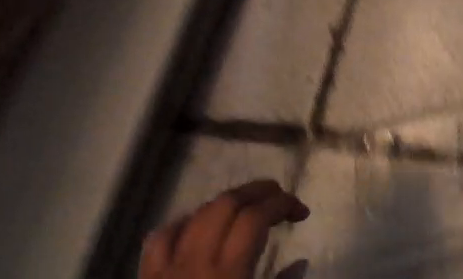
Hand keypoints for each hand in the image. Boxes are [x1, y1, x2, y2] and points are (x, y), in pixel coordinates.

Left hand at [140, 179, 309, 278]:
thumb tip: (300, 264)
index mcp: (228, 274)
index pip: (256, 216)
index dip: (283, 203)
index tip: (302, 212)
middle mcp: (195, 263)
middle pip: (227, 203)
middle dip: (258, 191)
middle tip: (280, 199)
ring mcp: (166, 271)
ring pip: (196, 214)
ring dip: (226, 202)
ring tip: (246, 209)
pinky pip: (161, 238)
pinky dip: (185, 223)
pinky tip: (199, 228)